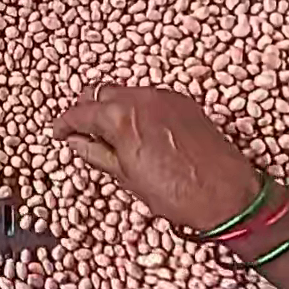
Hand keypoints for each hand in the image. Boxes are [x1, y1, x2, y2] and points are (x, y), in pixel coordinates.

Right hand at [52, 85, 261, 233]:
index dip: (64, 124)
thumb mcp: (125, 176)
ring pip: (124, 92)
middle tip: (81, 131)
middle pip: (99, 92)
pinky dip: (136, 108)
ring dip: (111, 107)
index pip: (79, 112)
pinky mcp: (182, 102)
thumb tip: (75, 141)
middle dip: (86, 110)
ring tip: (110, 133)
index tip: (60, 133)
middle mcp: (140, 98)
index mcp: (119, 117)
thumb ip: (94, 152)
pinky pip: (148, 97)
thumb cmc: (177, 193)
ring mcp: (163, 97)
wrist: (228, 196)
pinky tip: (138, 130)